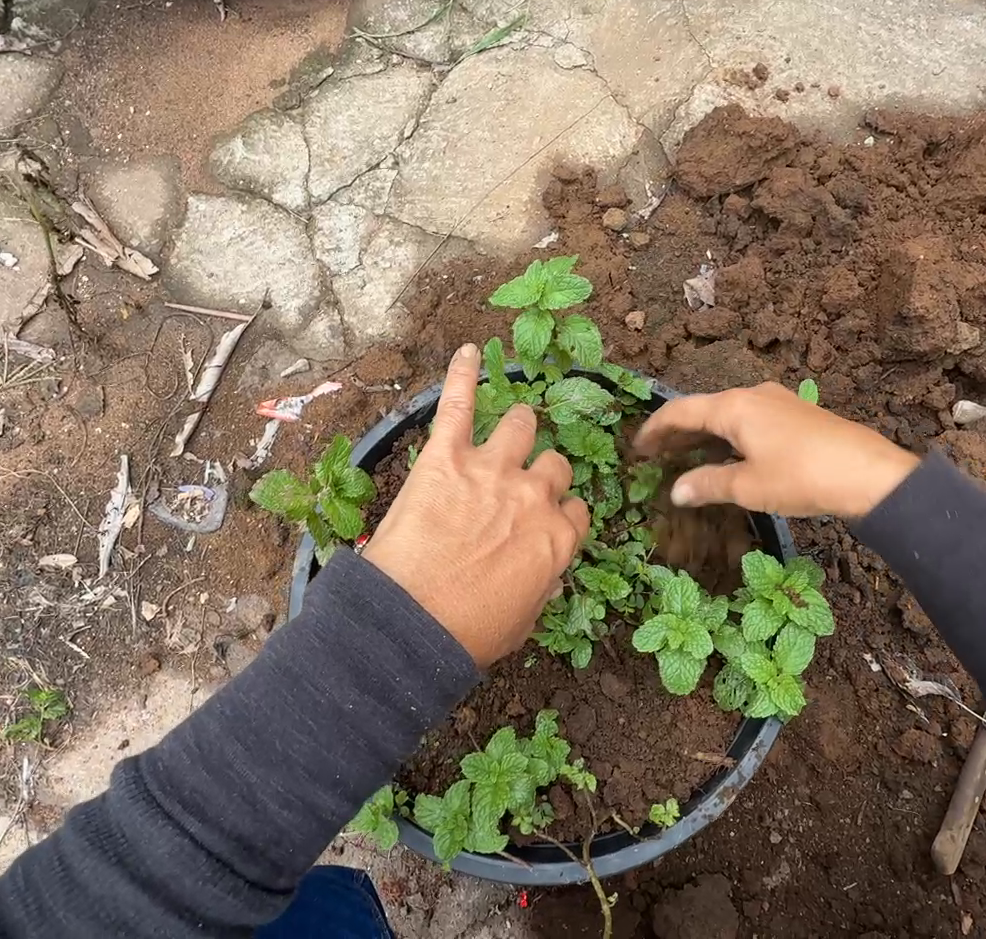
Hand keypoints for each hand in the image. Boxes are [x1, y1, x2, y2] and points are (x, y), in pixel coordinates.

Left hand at [363, 345, 591, 666]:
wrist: (408, 625)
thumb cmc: (466, 633)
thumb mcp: (524, 620)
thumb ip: (543, 585)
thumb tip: (548, 571)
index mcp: (557, 538)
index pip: (577, 509)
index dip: (560, 515)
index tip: (544, 523)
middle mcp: (533, 495)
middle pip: (554, 464)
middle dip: (542, 473)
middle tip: (519, 488)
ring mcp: (491, 469)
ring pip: (521, 424)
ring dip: (517, 430)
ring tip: (507, 432)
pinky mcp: (446, 455)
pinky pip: (458, 401)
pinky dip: (462, 373)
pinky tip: (468, 352)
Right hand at [634, 382, 917, 519]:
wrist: (869, 474)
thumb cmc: (801, 476)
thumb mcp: (748, 486)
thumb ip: (708, 484)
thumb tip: (676, 490)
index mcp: (734, 406)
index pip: (681, 410)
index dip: (655, 428)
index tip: (637, 446)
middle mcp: (752, 395)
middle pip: (703, 408)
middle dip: (676, 431)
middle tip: (654, 454)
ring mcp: (777, 402)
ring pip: (727, 414)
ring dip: (703, 434)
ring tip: (685, 456)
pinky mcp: (796, 415)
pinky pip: (748, 420)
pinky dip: (727, 435)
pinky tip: (727, 456)